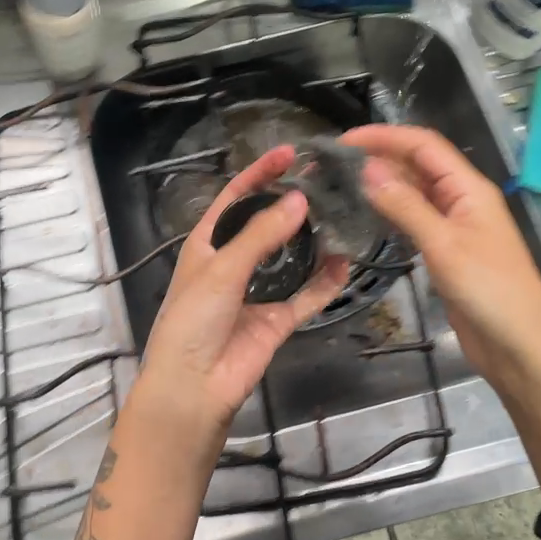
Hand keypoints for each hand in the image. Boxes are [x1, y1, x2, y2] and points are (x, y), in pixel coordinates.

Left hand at [136, 145, 348, 430]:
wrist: (193, 387)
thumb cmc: (193, 319)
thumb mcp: (221, 269)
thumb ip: (260, 235)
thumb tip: (300, 200)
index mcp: (208, 243)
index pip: (235, 198)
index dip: (260, 174)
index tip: (290, 152)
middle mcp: (233, 262)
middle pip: (267, 225)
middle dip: (293, 205)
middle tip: (329, 184)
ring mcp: (258, 291)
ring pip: (291, 259)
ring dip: (314, 241)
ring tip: (343, 216)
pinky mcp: (277, 319)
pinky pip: (307, 296)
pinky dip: (326, 282)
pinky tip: (347, 263)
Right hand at [340, 124, 540, 371]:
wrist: (519, 347)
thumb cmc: (489, 291)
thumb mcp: (444, 245)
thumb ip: (405, 206)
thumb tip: (367, 170)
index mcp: (468, 188)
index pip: (423, 145)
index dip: (383, 137)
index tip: (342, 142)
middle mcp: (461, 200)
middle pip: (417, 165)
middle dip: (378, 158)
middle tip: (332, 166)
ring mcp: (453, 225)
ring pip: (413, 191)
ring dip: (381, 184)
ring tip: (340, 185)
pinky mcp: (445, 250)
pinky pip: (413, 219)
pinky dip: (388, 211)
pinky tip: (364, 214)